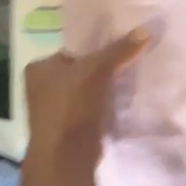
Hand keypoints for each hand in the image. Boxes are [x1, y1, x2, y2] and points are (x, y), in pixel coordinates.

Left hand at [23, 28, 149, 169]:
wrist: (66, 154)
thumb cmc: (72, 107)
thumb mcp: (96, 72)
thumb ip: (119, 51)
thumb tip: (145, 30)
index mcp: (39, 67)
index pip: (74, 51)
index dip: (99, 50)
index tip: (124, 50)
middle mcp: (43, 85)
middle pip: (83, 70)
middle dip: (106, 70)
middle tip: (132, 67)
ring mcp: (56, 107)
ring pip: (90, 90)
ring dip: (109, 89)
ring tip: (133, 85)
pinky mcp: (71, 125)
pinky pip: (93, 107)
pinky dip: (107, 106)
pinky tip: (124, 104)